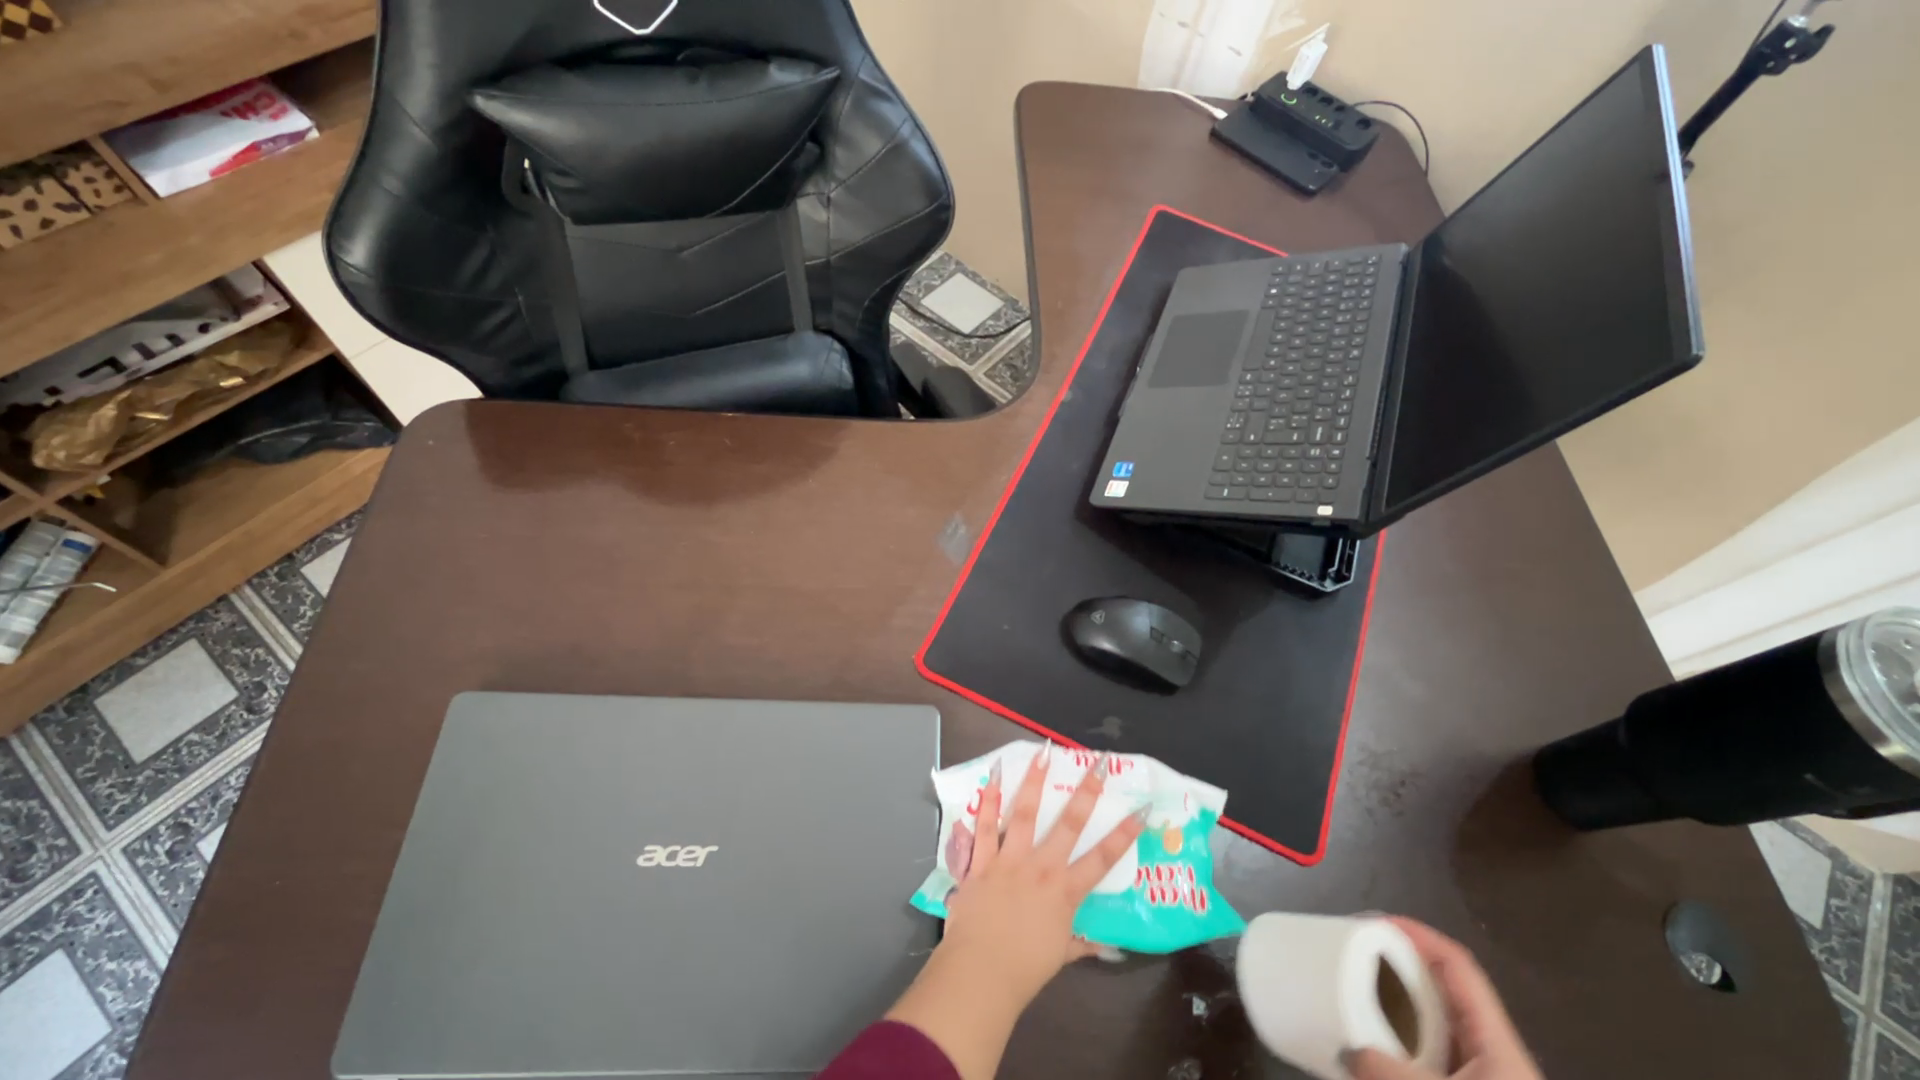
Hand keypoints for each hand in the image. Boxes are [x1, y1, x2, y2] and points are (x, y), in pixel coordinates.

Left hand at [885, 745, 1146, 1079]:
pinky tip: (991, 778)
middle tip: (1099, 763)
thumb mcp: (1060, 956)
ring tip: (1043, 754)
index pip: (1102, 858)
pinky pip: (984, 828)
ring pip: (1024, 814)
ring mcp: (1009, 861)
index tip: (1141, 809)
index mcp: (1064, 892)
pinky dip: (987, 802)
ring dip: (1034, 782)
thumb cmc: (1024, 969)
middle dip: (1087, 792)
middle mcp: (1040, 868)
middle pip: (1068, 824)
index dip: (1124, 833)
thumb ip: (1079, 944)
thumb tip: (1102, 946)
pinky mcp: (980, 863)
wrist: (981, 972)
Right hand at [1345, 918, 1543, 1079]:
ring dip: (1394, 1010)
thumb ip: (1392, 1075)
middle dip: (1399, 970)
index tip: (1373, 923)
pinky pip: (1424, 1062)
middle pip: (1444, 995)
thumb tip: (1349, 1049)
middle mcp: (1490, 1057)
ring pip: (1432, 1031)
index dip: (1419, 937)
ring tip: (1351, 998)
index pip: (1458, 969)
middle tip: (1353, 959)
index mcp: (1497, 1045)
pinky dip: (1396, 1050)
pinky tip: (1369, 1056)